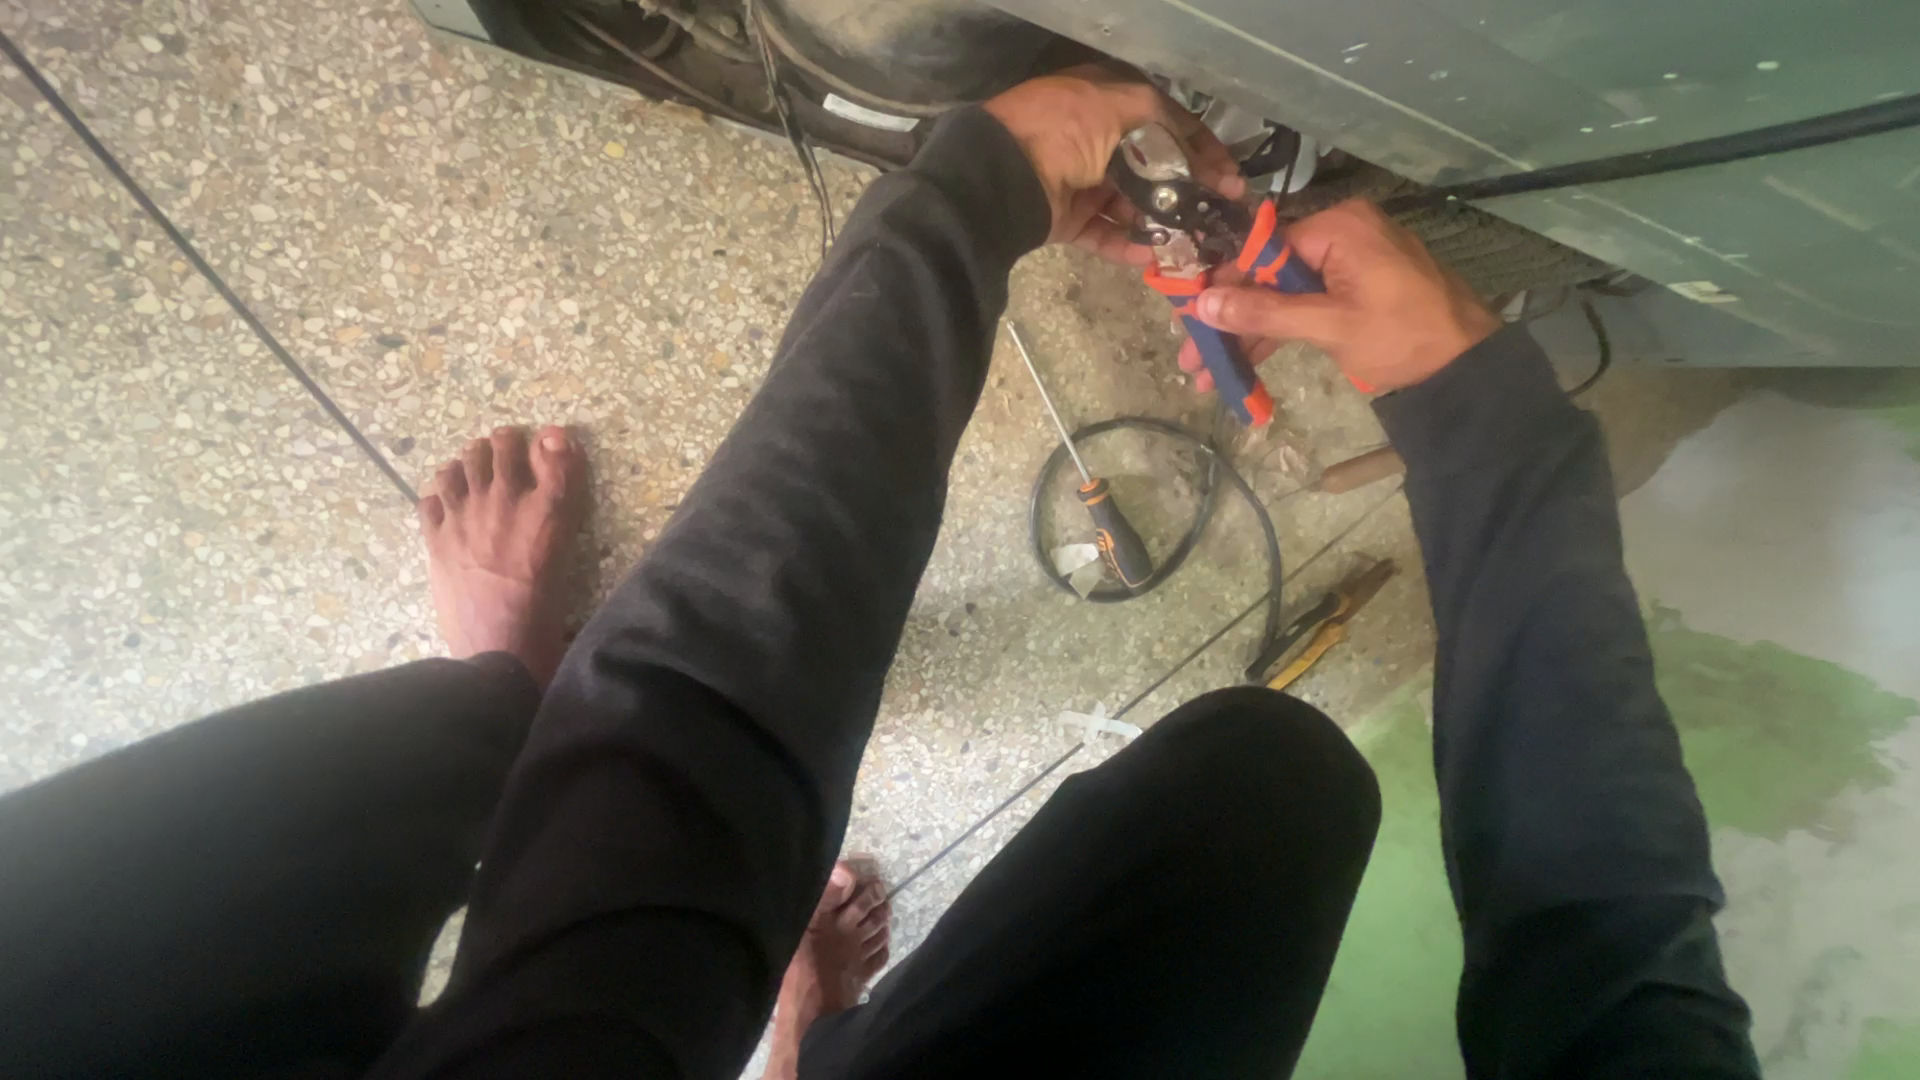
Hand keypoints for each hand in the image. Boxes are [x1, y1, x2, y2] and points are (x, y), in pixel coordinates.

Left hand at [982, 67, 1242, 264]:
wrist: (1006, 174)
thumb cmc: (1067, 128)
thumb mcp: (1123, 107)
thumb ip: (1165, 125)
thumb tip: (1195, 153)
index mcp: (1109, 102)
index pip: (1167, 125)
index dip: (1202, 151)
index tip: (1230, 180)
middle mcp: (1097, 141)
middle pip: (1151, 170)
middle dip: (1184, 193)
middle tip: (1216, 217)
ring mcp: (1081, 182)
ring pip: (1130, 206)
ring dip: (1160, 224)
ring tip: (1192, 242)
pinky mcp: (1068, 221)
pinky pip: (1105, 235)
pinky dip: (1128, 247)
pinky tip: (1154, 257)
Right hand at [1184, 199, 1499, 393]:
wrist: (1464, 367)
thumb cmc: (1402, 337)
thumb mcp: (1329, 326)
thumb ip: (1264, 313)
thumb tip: (1203, 303)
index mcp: (1338, 228)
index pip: (1260, 249)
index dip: (1220, 285)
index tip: (1185, 317)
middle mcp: (1336, 237)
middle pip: (1263, 275)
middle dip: (1226, 320)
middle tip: (1191, 358)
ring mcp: (1340, 266)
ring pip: (1275, 297)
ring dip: (1243, 336)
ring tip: (1206, 374)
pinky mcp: (1345, 292)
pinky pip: (1296, 309)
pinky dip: (1271, 337)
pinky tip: (1240, 367)